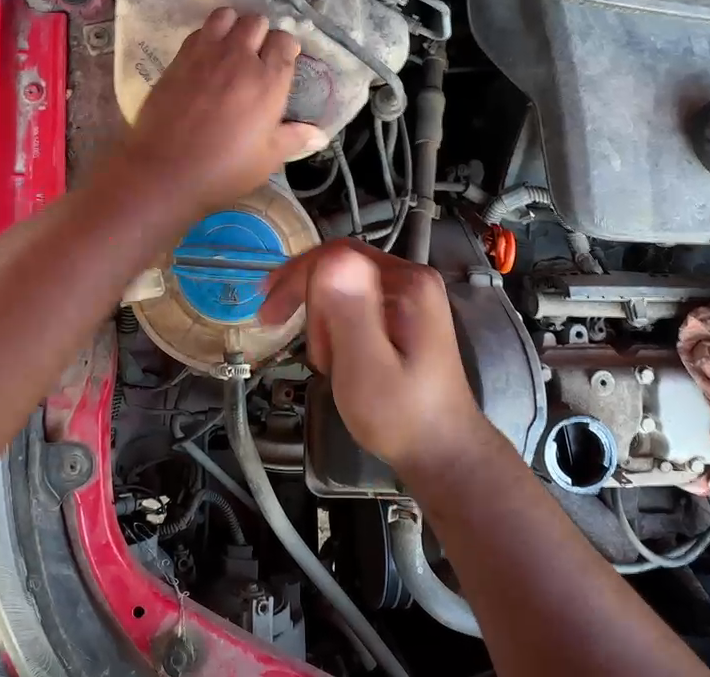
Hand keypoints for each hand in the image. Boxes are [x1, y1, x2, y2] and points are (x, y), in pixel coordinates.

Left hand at [113, 8, 323, 218]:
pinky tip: (207, 56)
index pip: (285, 42)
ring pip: (226, 16)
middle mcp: (239, 58)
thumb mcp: (266, 159)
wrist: (164, 170)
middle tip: (257, 55)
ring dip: (233, 25)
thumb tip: (318, 134)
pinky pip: (199, 30)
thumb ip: (293, 138)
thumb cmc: (223, 169)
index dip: (286, 47)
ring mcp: (206, 54)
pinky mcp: (179, 58)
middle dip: (262, 33)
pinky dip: (208, 35)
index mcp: (268, 81)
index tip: (283, 59)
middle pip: (256, 22)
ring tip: (232, 46)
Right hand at [259, 239, 492, 479]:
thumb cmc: (401, 416)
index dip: (296, 277)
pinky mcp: (401, 316)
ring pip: (341, 286)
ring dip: (321, 320)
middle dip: (308, 302)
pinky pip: (353, 304)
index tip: (268, 310)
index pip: (336, 255)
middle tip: (280, 330)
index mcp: (408, 283)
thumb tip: (331, 259)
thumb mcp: (367, 366)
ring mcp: (408, 297)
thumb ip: (350, 310)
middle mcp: (411, 280)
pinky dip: (334, 328)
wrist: (441, 454)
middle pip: (338, 266)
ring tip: (323, 362)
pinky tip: (335, 357)